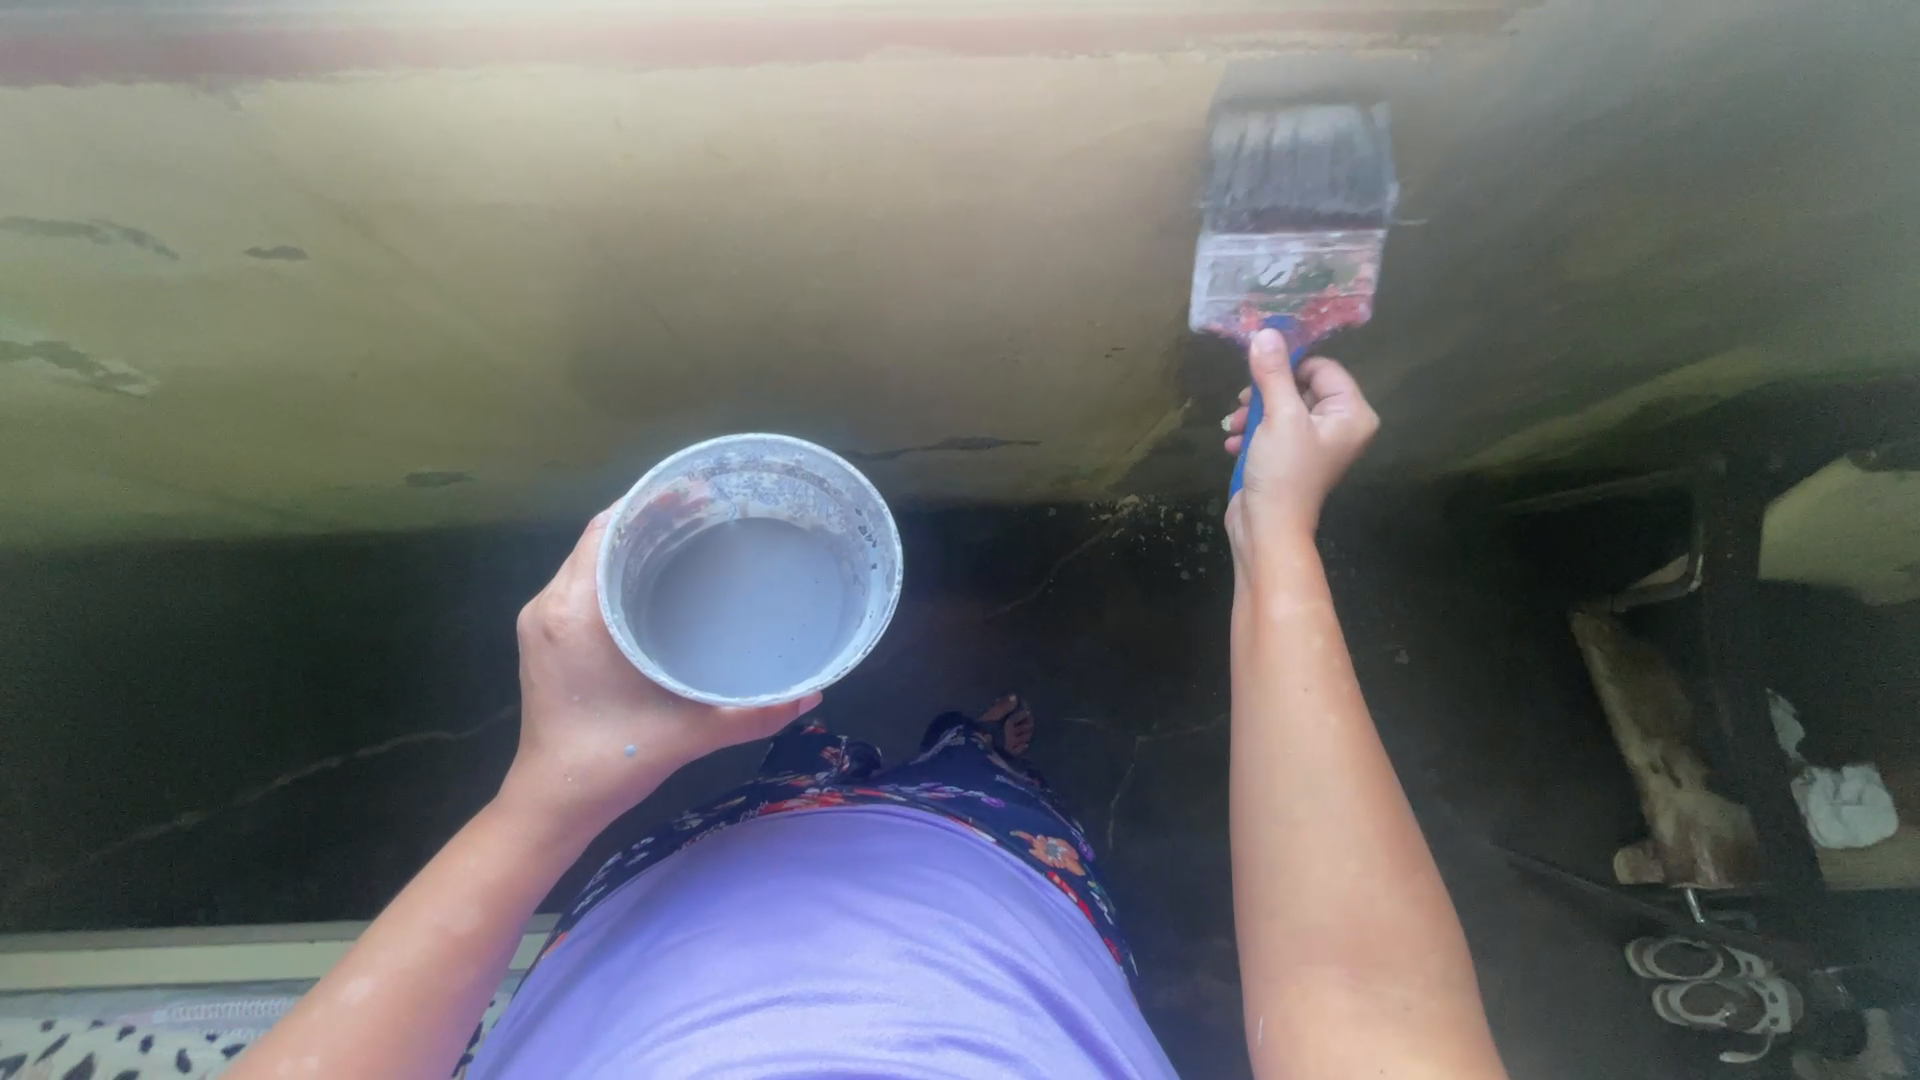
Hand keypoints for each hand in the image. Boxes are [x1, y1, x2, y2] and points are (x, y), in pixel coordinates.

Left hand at [495, 509, 821, 843]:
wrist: (552, 803)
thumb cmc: (612, 761)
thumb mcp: (693, 733)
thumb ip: (755, 713)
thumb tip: (814, 694)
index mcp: (576, 613)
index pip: (607, 530)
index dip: (650, 502)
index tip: (699, 493)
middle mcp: (552, 605)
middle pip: (600, 537)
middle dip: (652, 517)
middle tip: (710, 511)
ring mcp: (544, 620)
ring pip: (590, 558)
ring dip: (635, 540)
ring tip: (692, 535)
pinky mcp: (547, 637)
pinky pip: (585, 581)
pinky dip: (621, 567)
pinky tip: (661, 577)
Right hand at [1221, 328, 1378, 565]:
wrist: (1267, 528)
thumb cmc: (1283, 472)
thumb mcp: (1278, 417)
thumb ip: (1272, 373)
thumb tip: (1265, 333)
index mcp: (1352, 414)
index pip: (1322, 369)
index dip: (1289, 367)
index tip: (1258, 372)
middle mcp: (1339, 426)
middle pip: (1300, 388)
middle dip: (1266, 393)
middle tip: (1242, 404)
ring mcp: (1314, 444)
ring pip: (1281, 409)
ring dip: (1253, 414)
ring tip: (1234, 428)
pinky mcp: (1290, 459)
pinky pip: (1272, 431)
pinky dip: (1252, 434)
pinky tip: (1234, 445)